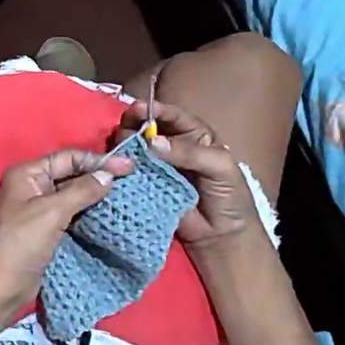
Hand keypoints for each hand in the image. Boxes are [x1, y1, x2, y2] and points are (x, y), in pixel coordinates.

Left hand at [0, 150, 134, 314]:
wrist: (1, 288)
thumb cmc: (21, 244)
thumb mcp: (52, 212)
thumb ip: (82, 190)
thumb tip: (109, 175)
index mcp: (26, 174)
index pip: (67, 158)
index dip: (98, 161)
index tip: (129, 166)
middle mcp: (31, 187)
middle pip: (71, 174)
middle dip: (99, 176)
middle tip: (132, 178)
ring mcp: (38, 209)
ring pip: (74, 195)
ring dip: (97, 195)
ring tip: (127, 194)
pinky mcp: (46, 229)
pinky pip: (72, 214)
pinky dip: (90, 212)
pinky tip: (111, 214)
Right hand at [114, 98, 258, 250]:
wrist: (221, 236)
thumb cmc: (229, 196)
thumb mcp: (219, 166)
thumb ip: (189, 152)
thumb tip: (152, 142)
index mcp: (193, 135)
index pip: (172, 116)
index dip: (156, 109)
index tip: (139, 108)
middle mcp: (171, 147)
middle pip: (146, 128)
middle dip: (133, 124)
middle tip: (125, 128)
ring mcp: (154, 167)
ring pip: (134, 148)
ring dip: (125, 144)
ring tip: (122, 148)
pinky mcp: (143, 186)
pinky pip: (128, 172)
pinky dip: (120, 167)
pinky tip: (115, 166)